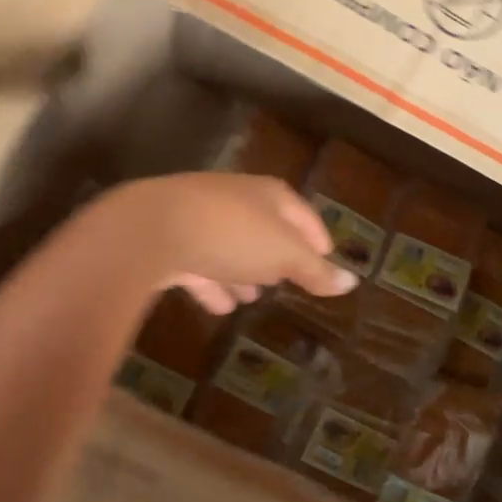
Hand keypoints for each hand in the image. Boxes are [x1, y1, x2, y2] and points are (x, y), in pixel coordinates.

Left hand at [93, 173, 357, 313]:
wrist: (148, 229)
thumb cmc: (231, 235)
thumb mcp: (283, 256)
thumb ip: (315, 271)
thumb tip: (352, 281)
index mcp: (268, 195)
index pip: (301, 213)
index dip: (316, 236)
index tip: (326, 259)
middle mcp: (234, 199)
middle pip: (263, 227)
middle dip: (276, 255)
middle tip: (288, 281)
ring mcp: (197, 217)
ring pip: (229, 246)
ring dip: (242, 271)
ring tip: (253, 298)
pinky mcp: (168, 240)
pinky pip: (199, 264)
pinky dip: (212, 283)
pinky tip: (219, 306)